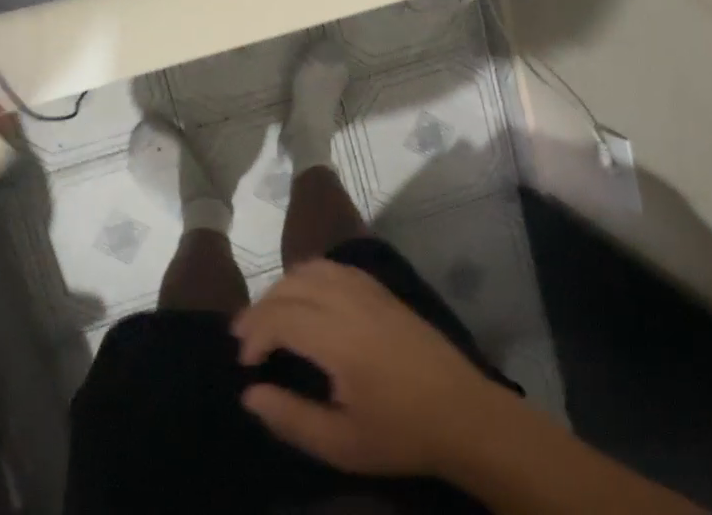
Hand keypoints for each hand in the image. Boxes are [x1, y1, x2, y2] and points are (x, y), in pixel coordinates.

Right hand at [232, 260, 513, 477]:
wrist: (466, 416)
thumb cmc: (402, 434)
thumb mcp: (341, 443)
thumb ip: (290, 418)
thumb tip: (250, 394)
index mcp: (340, 339)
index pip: (281, 317)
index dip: (255, 335)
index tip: (245, 364)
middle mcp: (353, 303)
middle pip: (292, 286)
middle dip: (261, 307)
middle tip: (245, 338)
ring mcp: (372, 293)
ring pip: (314, 269)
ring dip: (284, 288)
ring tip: (270, 316)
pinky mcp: (386, 293)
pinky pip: (338, 268)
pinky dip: (311, 276)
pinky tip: (307, 299)